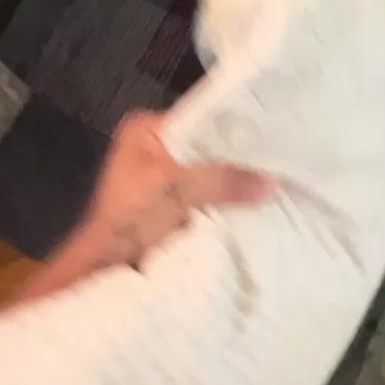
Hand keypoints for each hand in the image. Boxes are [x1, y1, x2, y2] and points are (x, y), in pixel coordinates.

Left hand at [76, 109, 273, 268]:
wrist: (106, 266)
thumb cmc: (131, 219)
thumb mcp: (179, 191)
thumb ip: (224, 181)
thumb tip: (273, 182)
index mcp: (146, 129)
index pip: (202, 118)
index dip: (236, 129)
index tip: (272, 136)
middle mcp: (153, 148)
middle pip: (207, 149)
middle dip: (236, 160)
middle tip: (278, 162)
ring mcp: (160, 179)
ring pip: (207, 176)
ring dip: (230, 185)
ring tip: (273, 182)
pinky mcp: (168, 207)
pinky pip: (203, 198)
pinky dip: (221, 203)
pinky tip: (252, 204)